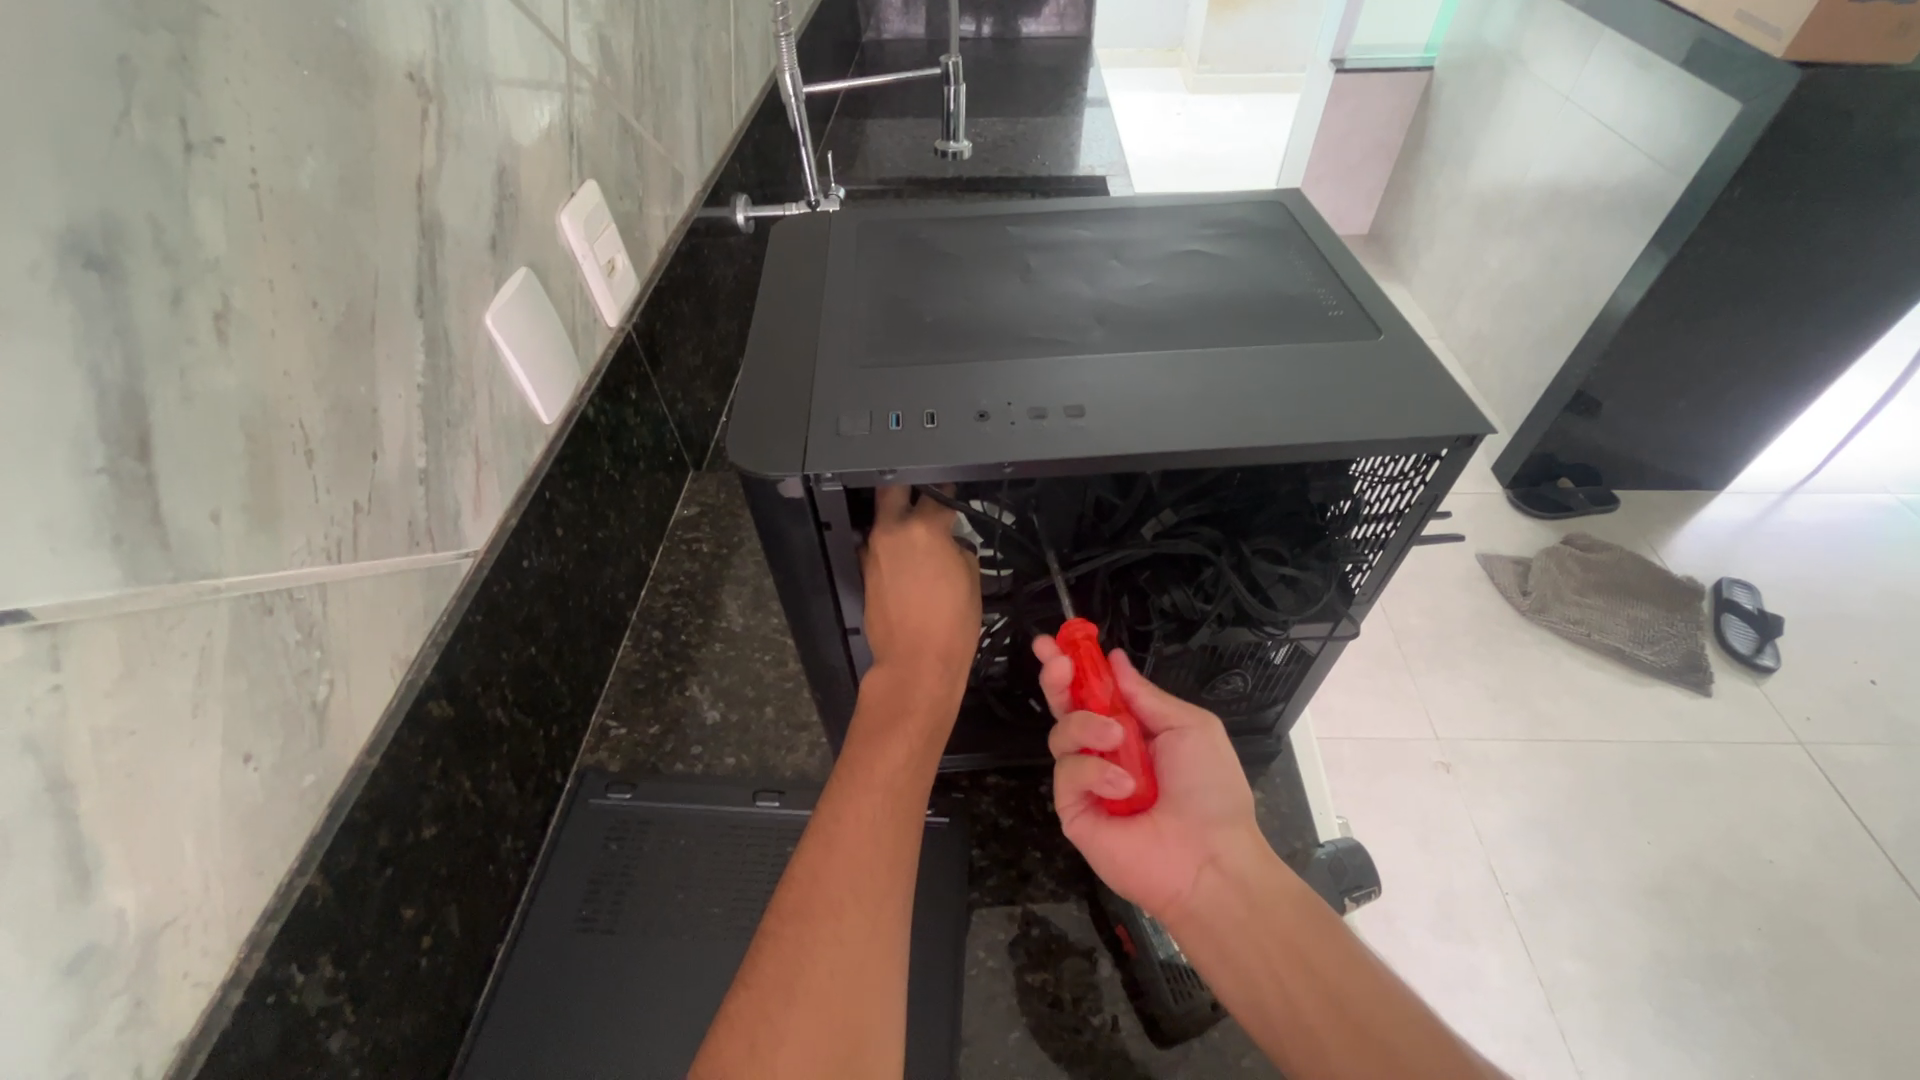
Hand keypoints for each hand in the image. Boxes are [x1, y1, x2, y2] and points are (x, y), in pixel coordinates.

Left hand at [860, 487, 981, 700]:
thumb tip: (950, 544)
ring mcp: (873, 552)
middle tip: (923, 493)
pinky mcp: (864, 573)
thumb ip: (958, 550)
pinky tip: (905, 559)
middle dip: (909, 487)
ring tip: (915, 529)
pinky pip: (876, 548)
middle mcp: (893, 533)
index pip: (938, 496)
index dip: (948, 493)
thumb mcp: (971, 579)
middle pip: (893, 491)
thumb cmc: (952, 624)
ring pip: (881, 521)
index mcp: (925, 529)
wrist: (916, 663)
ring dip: (896, 519)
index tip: (953, 494)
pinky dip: (890, 547)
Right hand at [1034, 636, 1265, 923]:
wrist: (1211, 859)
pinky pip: (1067, 774)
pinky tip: (1123, 786)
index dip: (1075, 665)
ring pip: (1061, 734)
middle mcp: (1105, 750)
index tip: (1057, 641)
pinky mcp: (1074, 810)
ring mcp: (1087, 781)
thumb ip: (1145, 694)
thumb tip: (1115, 660)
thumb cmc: (1211, 790)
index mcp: (1134, 729)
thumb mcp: (1189, 726)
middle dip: (1056, 679)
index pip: (1094, 690)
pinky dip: (1093, 771)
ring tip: (1115, 738)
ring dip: (1086, 725)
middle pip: (1065, 707)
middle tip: (1056, 663)